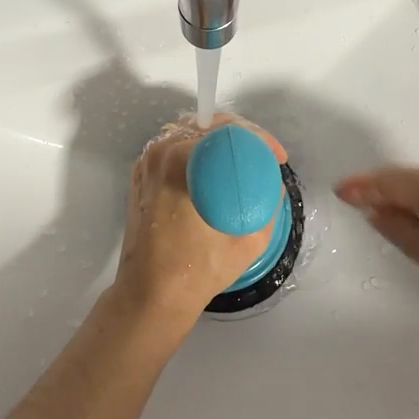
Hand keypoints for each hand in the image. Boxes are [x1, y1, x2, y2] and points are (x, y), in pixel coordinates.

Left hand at [113, 115, 287, 329]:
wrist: (150, 294)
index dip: (259, 137)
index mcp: (182, 161)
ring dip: (219, 140)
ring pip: (189, 133)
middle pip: (207, 124)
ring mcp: (146, 162)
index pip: (228, 131)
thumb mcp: (248, 242)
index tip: (277, 156)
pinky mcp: (141, 175)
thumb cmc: (197, 270)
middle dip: (241, 134)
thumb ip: (266, 208)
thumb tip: (273, 186)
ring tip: (244, 159)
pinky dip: (198, 151)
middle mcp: (160, 153)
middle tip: (264, 154)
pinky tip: (216, 169)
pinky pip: (174, 149)